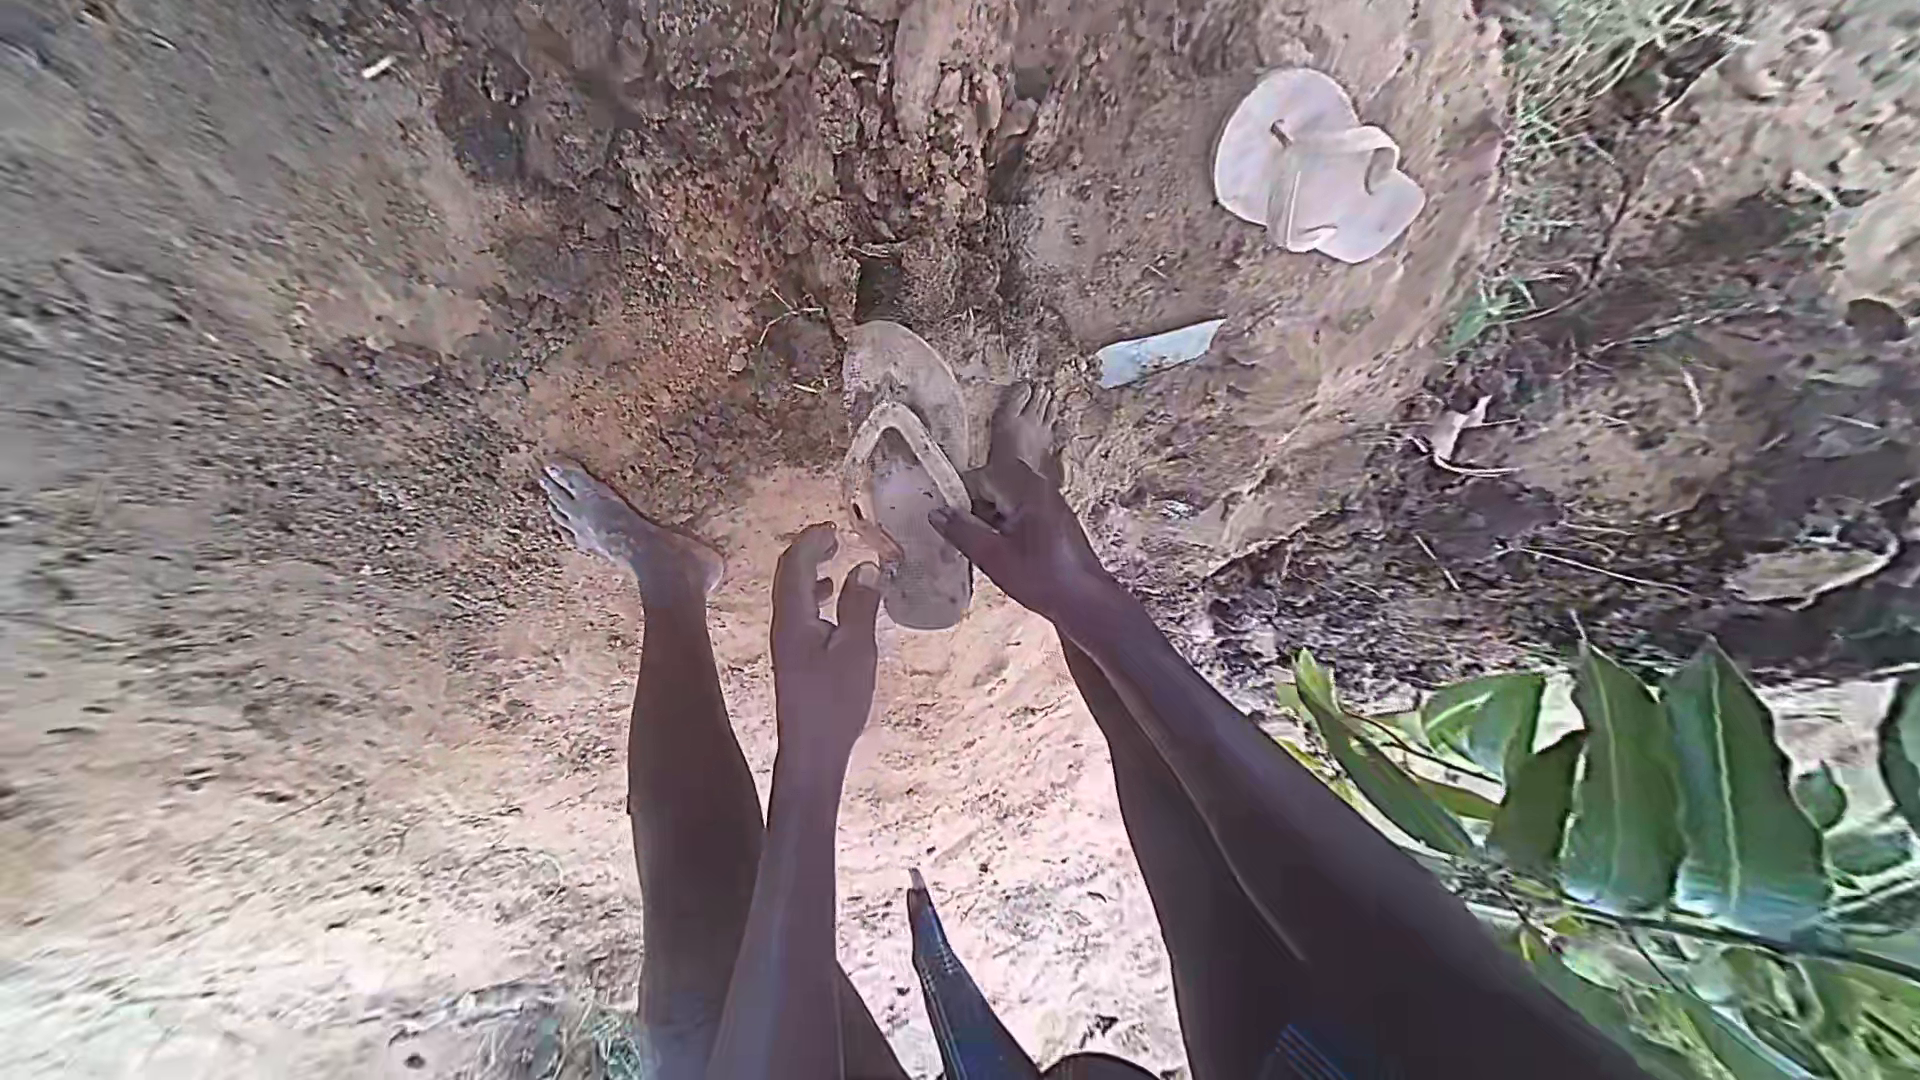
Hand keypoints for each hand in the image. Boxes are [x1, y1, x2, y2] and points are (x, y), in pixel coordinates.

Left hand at [770, 523, 882, 772]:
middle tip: (834, 536)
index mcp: (793, 617)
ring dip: (811, 568)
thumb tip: (866, 567)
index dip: (811, 540)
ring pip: (791, 591)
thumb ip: (861, 605)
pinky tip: (832, 597)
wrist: (812, 749)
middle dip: (808, 549)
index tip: (834, 526)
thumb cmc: (836, 700)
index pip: (793, 564)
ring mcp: (785, 640)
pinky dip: (814, 592)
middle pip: (786, 573)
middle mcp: (782, 624)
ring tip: (834, 557)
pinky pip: (799, 609)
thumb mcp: (858, 648)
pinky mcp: (793, 654)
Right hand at [929, 458, 1120, 626]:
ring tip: (984, 546)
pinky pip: (1024, 512)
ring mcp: (1053, 505)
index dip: (960, 495)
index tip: (949, 518)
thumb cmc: (1040, 577)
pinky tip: (1004, 551)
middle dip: (976, 506)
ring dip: (992, 517)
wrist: (1084, 602)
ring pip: (1010, 499)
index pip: (982, 476)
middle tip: (966, 532)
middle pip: (997, 484)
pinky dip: (1008, 525)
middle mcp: (1043, 489)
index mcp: (1027, 489)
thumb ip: (960, 530)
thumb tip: (936, 513)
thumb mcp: (991, 555)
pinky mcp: (1057, 522)